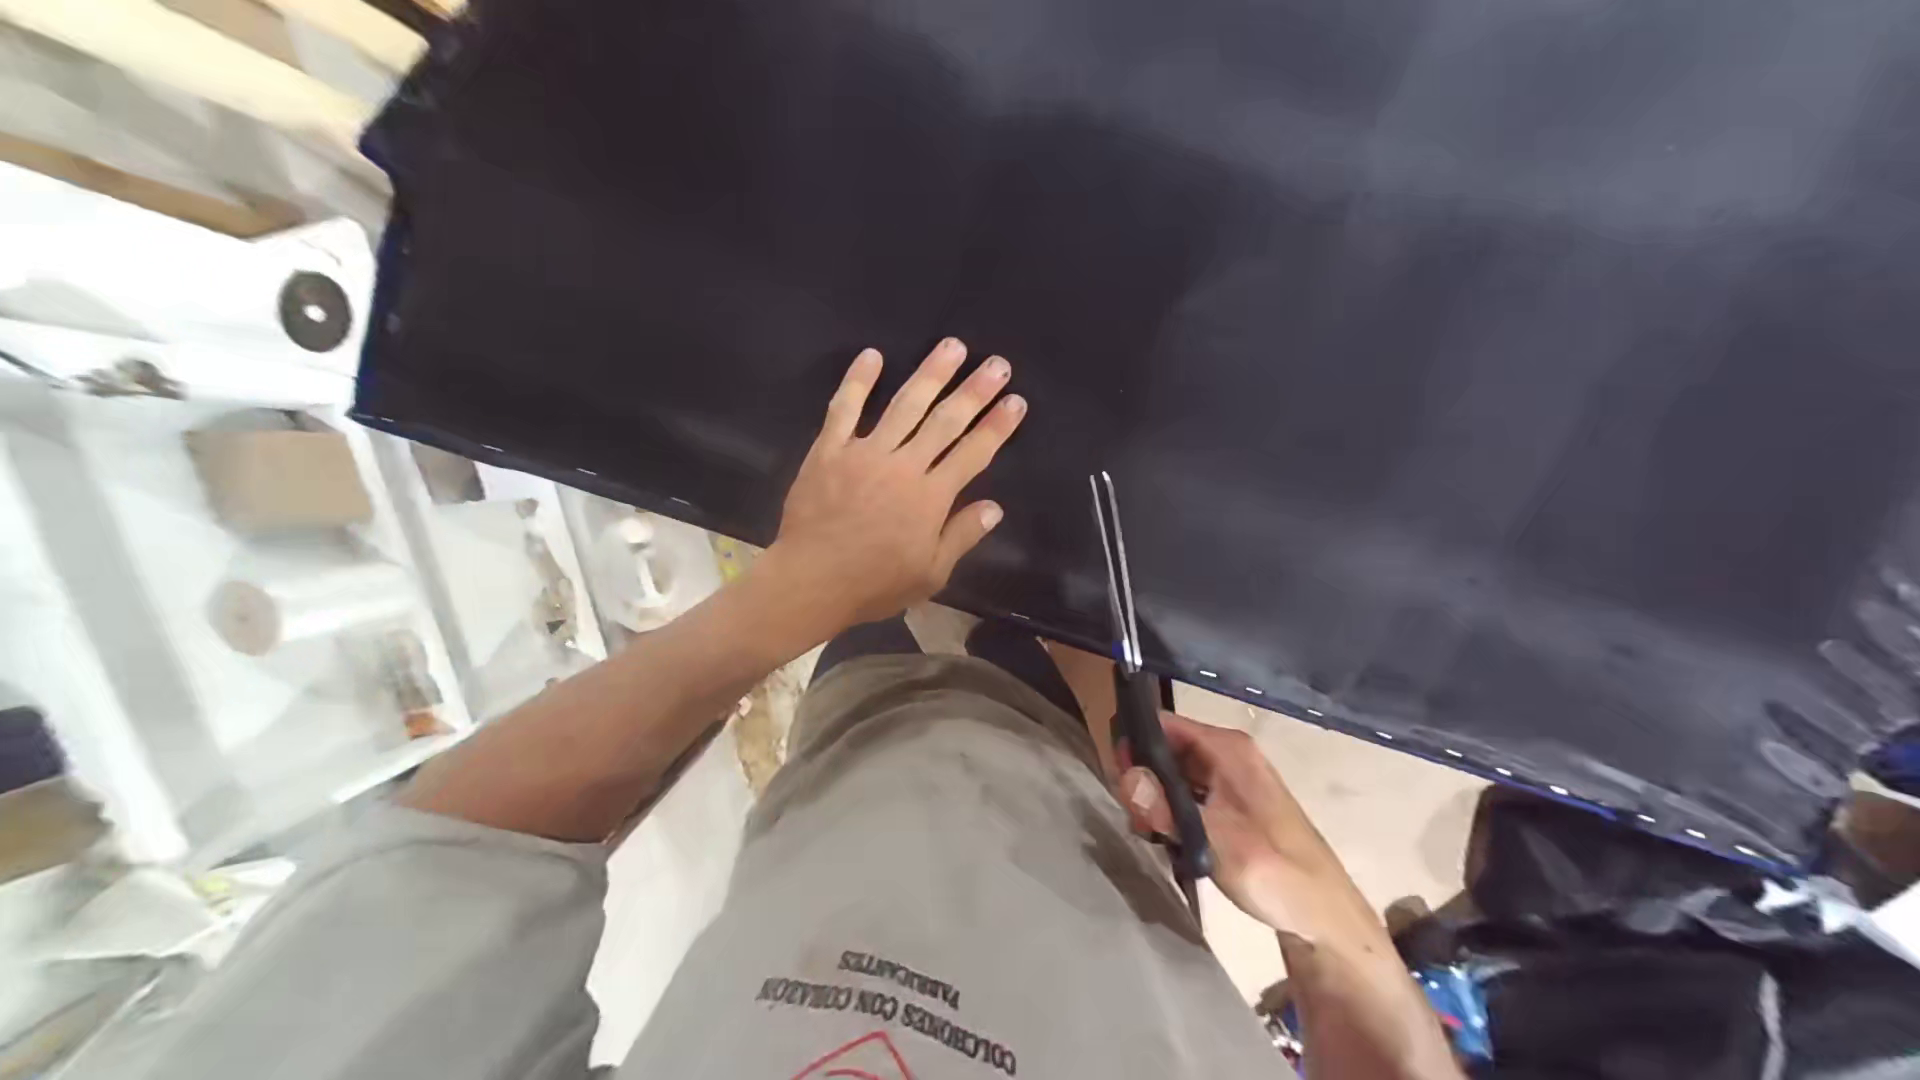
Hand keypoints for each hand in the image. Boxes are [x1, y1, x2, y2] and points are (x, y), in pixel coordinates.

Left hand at [760, 338, 1026, 630]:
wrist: (812, 580)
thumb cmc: (874, 584)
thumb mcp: (930, 573)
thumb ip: (962, 535)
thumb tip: (994, 506)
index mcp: (931, 497)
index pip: (973, 452)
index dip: (997, 426)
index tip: (1016, 401)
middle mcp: (903, 465)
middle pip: (945, 421)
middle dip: (974, 391)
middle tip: (996, 364)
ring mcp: (865, 453)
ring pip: (904, 405)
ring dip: (930, 374)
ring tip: (952, 346)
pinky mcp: (830, 450)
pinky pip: (844, 408)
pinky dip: (857, 381)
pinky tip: (872, 355)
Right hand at [1117, 713, 1369, 940]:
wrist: (1325, 920)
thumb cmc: (1277, 875)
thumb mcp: (1216, 842)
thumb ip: (1169, 810)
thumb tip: (1126, 778)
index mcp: (1228, 749)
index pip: (1164, 723)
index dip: (1135, 742)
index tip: (1118, 778)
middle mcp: (1228, 754)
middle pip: (1166, 747)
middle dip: (1142, 776)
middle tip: (1134, 816)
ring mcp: (1230, 779)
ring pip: (1174, 772)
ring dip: (1155, 798)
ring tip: (1149, 831)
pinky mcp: (1231, 803)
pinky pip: (1187, 792)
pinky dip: (1171, 810)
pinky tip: (1166, 837)